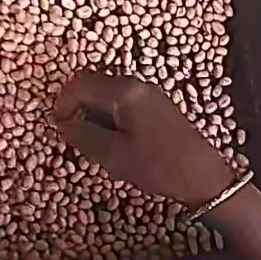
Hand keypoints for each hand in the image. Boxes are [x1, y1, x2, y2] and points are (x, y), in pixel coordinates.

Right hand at [53, 70, 234, 204]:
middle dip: (77, 105)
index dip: (63, 103)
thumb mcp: (114, 155)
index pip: (80, 84)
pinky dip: (111, 116)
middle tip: (73, 134)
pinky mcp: (158, 107)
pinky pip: (125, 102)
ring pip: (109, 93)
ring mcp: (150, 94)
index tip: (58, 126)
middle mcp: (138, 85)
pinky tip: (115, 140)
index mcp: (125, 91)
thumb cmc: (158, 166)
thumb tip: (63, 124)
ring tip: (94, 141)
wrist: (203, 176)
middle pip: (94, 83)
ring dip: (94, 112)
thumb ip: (83, 136)